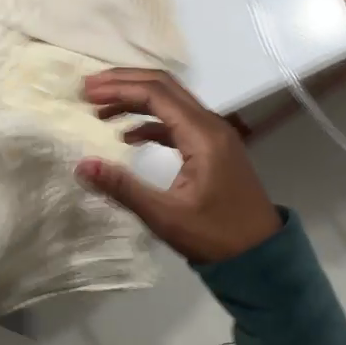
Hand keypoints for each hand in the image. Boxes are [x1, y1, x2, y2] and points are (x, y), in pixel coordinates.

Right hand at [75, 68, 281, 264]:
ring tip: (100, 110)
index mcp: (202, 135)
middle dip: (124, 83)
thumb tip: (82, 164)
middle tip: (88, 89)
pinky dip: (149, 120)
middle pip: (163, 86)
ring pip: (170, 101)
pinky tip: (127, 136)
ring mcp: (214, 136)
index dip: (117, 88)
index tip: (86, 92)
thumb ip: (122, 187)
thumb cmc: (216, 237)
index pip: (155, 93)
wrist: (263, 261)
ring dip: (135, 99)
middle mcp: (211, 125)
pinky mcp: (212, 149)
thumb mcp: (165, 216)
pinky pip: (176, 121)